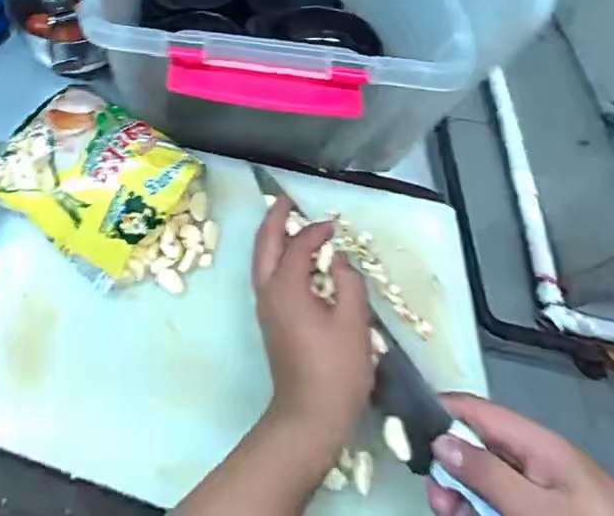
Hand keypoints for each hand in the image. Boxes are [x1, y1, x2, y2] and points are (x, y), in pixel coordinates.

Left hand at [251, 196, 376, 458]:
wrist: (308, 414)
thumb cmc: (335, 370)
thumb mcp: (353, 325)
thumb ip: (348, 284)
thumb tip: (338, 259)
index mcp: (285, 286)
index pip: (297, 246)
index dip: (315, 231)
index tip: (334, 225)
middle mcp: (267, 289)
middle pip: (265, 243)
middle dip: (274, 218)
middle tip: (285, 199)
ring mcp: (264, 304)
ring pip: (260, 258)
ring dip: (271, 236)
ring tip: (286, 221)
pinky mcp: (268, 317)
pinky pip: (266, 273)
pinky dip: (274, 256)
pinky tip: (291, 260)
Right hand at [427, 394, 613, 515]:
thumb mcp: (538, 511)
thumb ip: (487, 474)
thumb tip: (438, 438)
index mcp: (536, 443)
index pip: (473, 408)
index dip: (437, 412)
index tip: (404, 431)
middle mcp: (536, 459)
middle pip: (475, 447)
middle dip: (448, 468)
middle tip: (438, 502)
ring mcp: (544, 491)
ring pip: (485, 480)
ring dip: (463, 497)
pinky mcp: (549, 514)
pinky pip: (505, 504)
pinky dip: (485, 511)